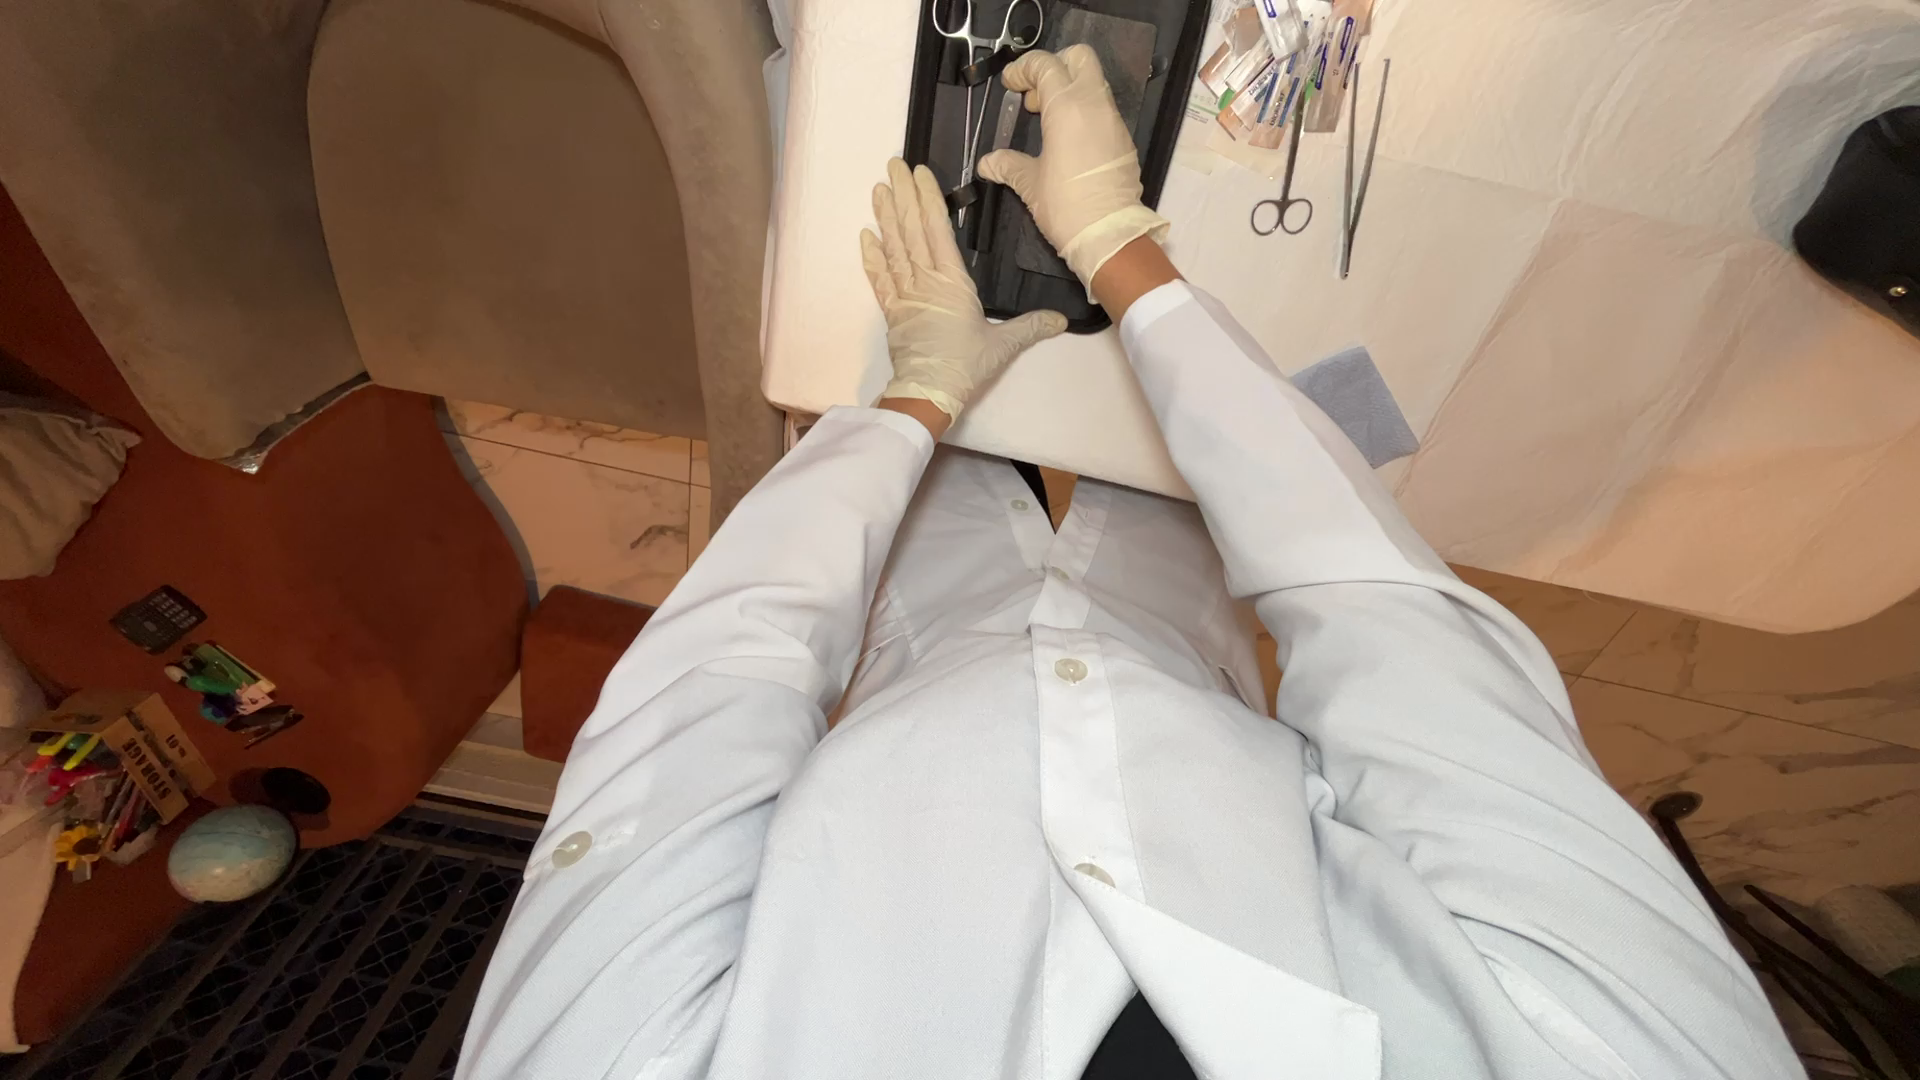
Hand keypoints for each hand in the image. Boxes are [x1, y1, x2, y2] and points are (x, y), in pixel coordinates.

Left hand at [861, 158, 1065, 422]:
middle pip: (911, 231)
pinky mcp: (892, 313)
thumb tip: (1060, 319)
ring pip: (893, 248)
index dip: (928, 198)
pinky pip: (879, 279)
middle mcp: (925, 281)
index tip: (918, 172)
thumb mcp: (1003, 345)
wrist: (928, 393)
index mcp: (952, 282)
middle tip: (892, 164)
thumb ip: (1030, 327)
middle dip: (903, 195)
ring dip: (885, 217)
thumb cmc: (965, 366)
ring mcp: (905, 296)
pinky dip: (872, 257)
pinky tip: (866, 235)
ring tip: (878, 188)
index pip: (937, 230)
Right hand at [977, 45, 1168, 287]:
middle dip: (1054, 67)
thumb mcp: (1030, 184)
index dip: (1023, 69)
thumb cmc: (1064, 206)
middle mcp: (1094, 103)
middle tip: (1035, 95)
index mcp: (1066, 107)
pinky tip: (1069, 140)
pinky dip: (1084, 112)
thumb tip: (987, 164)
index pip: (1046, 65)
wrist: (1107, 234)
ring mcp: (1113, 120)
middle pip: (1078, 58)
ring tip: (1047, 120)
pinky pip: (1102, 110)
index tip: (1010, 86)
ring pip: (1093, 83)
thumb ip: (1008, 166)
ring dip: (1069, 90)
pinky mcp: (1123, 139)